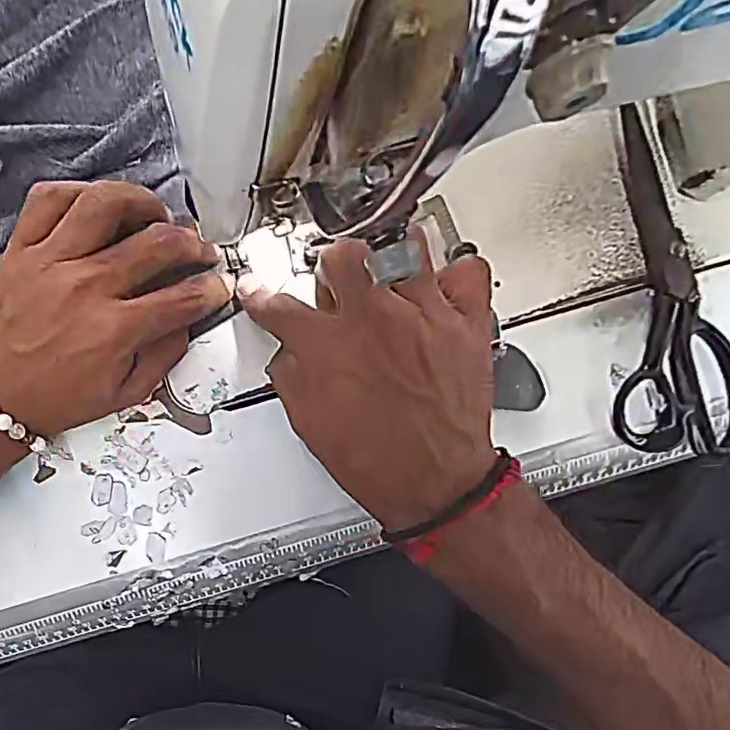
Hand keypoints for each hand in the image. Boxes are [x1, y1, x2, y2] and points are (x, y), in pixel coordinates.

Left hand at [0, 180, 232, 484]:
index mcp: (113, 330)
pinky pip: (50, 198)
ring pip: (107, 203)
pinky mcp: (22, 251)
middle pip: (158, 242)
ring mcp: (51, 263)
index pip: (183, 296)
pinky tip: (98, 206)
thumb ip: (163, 355)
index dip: (212, 288)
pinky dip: (80, 192)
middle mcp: (85, 289)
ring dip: (143, 202)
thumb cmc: (55, 398)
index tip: (217, 284)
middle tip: (198, 250)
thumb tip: (187, 320)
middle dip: (193, 244)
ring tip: (154, 215)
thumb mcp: (124, 393)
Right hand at [241, 237, 499, 531]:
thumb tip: (288, 354)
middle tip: (338, 277)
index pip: (279, 306)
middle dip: (333, 262)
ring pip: (406, 245)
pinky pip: (469, 270)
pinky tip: (441, 288)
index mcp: (326, 348)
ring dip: (392, 254)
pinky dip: (456, 272)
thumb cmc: (377, 461)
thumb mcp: (310, 425)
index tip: (260, 292)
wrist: (434, 484)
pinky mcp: (465, 324)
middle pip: (344, 255)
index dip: (261, 297)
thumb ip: (291, 378)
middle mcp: (373, 321)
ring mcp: (422, 317)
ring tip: (389, 272)